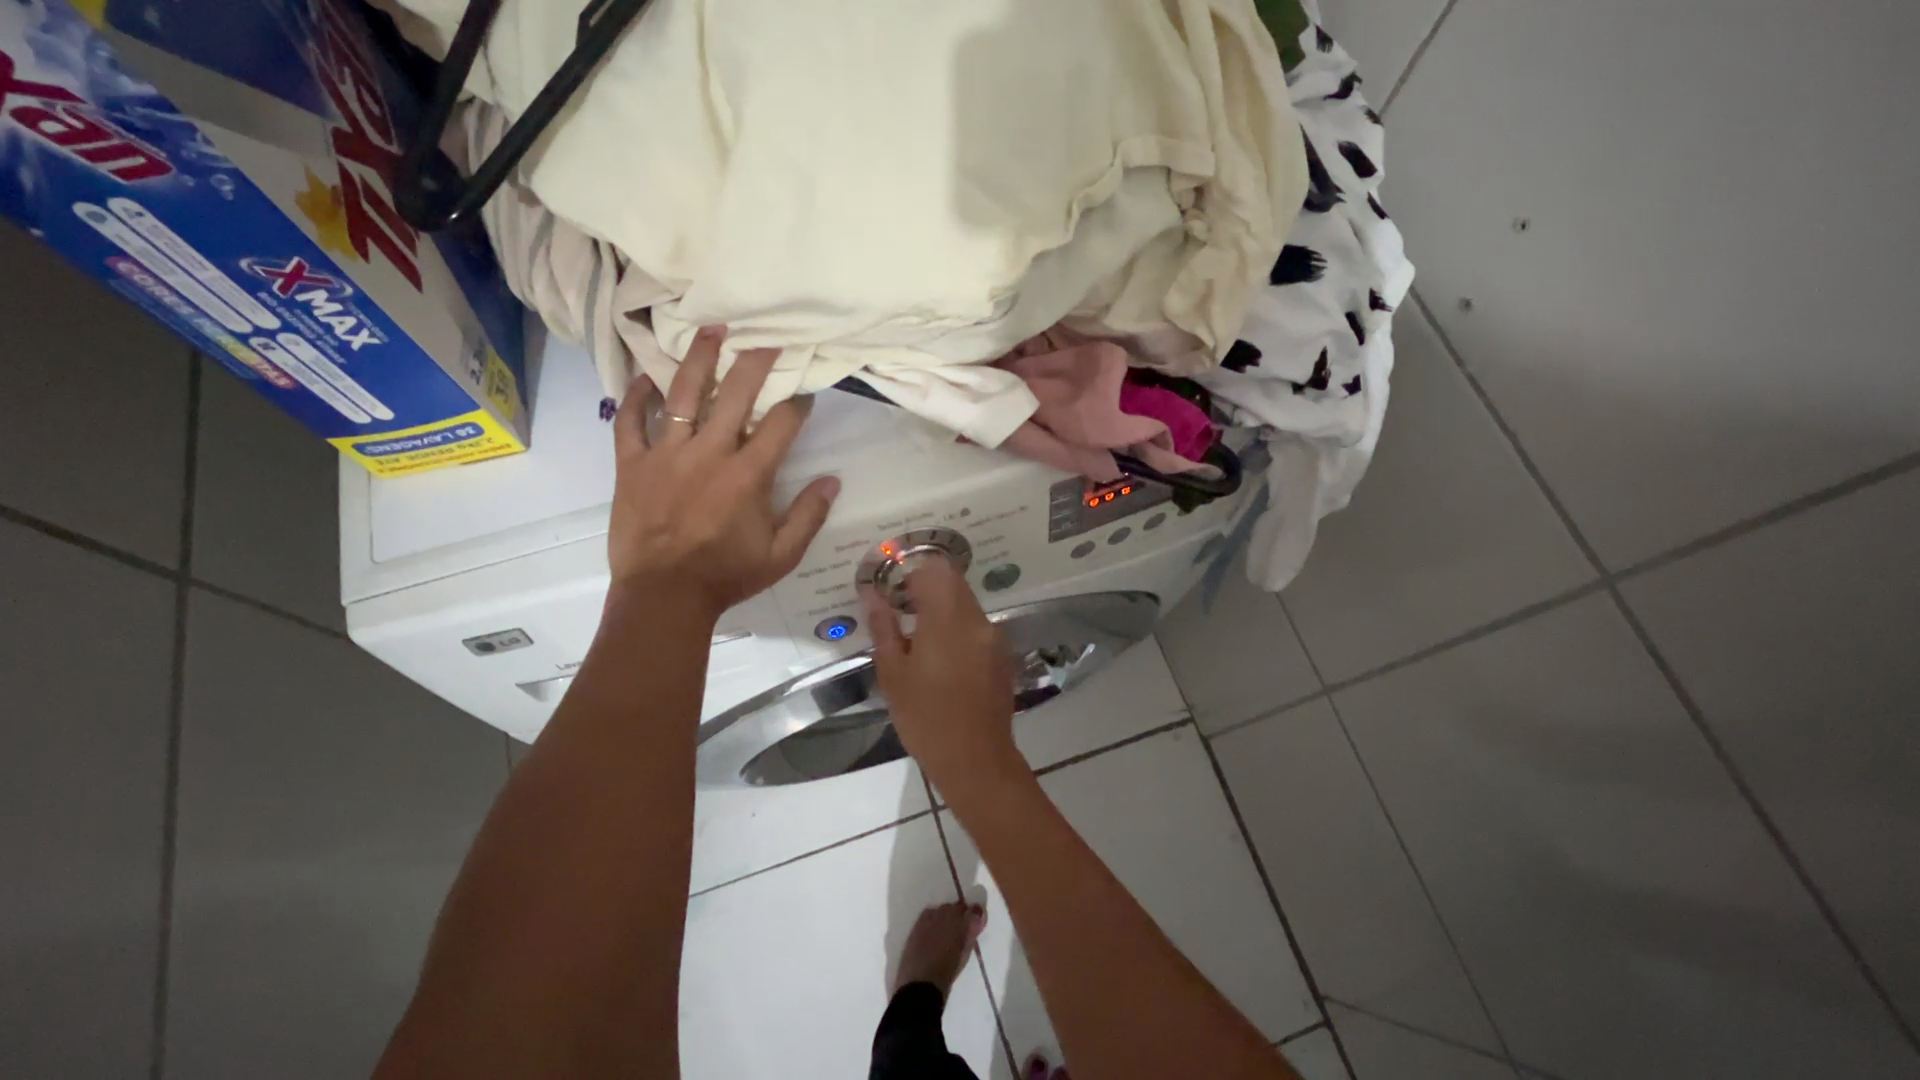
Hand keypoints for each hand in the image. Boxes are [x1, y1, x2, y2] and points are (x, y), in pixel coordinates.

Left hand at [608, 326, 839, 619]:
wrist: (663, 596)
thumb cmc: (726, 576)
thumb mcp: (782, 555)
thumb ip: (809, 516)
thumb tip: (832, 480)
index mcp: (748, 474)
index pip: (781, 423)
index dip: (797, 403)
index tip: (804, 393)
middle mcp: (709, 452)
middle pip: (735, 393)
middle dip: (755, 362)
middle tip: (766, 340)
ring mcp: (666, 453)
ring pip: (684, 394)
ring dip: (699, 358)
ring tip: (711, 330)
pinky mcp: (632, 464)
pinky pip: (630, 421)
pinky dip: (636, 397)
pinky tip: (648, 377)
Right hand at [864, 559, 1023, 789]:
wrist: (975, 760)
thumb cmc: (925, 718)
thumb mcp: (893, 674)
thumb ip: (883, 627)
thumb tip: (871, 593)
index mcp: (948, 619)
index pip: (934, 569)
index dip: (910, 574)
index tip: (891, 594)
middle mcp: (977, 620)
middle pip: (953, 583)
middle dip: (925, 589)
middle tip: (900, 613)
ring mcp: (994, 638)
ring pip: (966, 604)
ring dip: (942, 610)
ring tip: (917, 640)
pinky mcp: (1003, 656)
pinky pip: (977, 628)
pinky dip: (958, 630)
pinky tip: (942, 660)